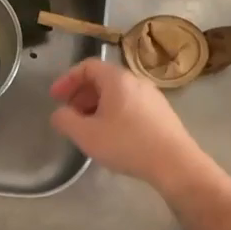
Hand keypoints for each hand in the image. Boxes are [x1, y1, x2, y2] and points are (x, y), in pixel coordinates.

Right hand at [49, 58, 211, 191]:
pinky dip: (114, 113)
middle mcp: (136, 81)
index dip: (67, 80)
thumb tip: (59, 113)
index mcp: (117, 79)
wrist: (175, 163)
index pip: (87, 66)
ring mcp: (152, 96)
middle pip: (103, 79)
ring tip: (88, 128)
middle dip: (81, 95)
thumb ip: (65, 120)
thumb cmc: (127, 144)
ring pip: (117, 93)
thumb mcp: (86, 135)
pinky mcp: (161, 113)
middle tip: (70, 114)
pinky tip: (112, 136)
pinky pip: (130, 105)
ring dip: (97, 106)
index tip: (55, 98)